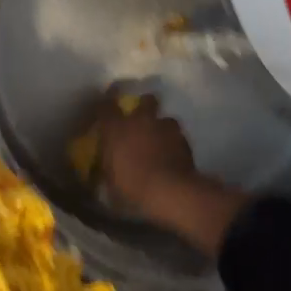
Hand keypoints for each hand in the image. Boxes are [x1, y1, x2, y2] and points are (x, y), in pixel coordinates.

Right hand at [96, 94, 199, 211]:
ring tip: (162, 141)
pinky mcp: (183, 139)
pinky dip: (174, 143)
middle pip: (146, 100)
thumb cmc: (131, 185)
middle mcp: (141, 120)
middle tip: (143, 120)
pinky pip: (177, 136)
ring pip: (166, 119)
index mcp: (116, 128)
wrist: (168, 189)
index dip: (106, 103)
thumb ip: (107, 166)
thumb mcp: (110, 180)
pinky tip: (173, 156)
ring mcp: (165, 128)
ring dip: (162, 128)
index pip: (106, 105)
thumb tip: (107, 164)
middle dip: (145, 106)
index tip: (107, 105)